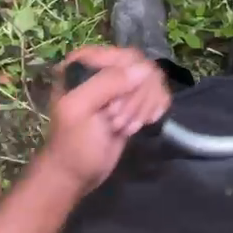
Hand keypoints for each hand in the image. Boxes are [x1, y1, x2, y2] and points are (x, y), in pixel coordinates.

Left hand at [35, 45, 171, 197]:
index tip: (113, 109)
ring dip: (143, 107)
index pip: (126, 57)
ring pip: (154, 81)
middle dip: (136, 99)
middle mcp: (105, 66)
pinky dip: (154, 110)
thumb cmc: (73, 144)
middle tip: (117, 122)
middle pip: (144, 68)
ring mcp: (122, 83)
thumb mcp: (79, 110)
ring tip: (124, 127)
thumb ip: (107, 83)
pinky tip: (141, 124)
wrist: (77, 175)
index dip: (127, 83)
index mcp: (85, 61)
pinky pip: (160, 93)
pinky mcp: (136, 99)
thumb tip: (146, 69)